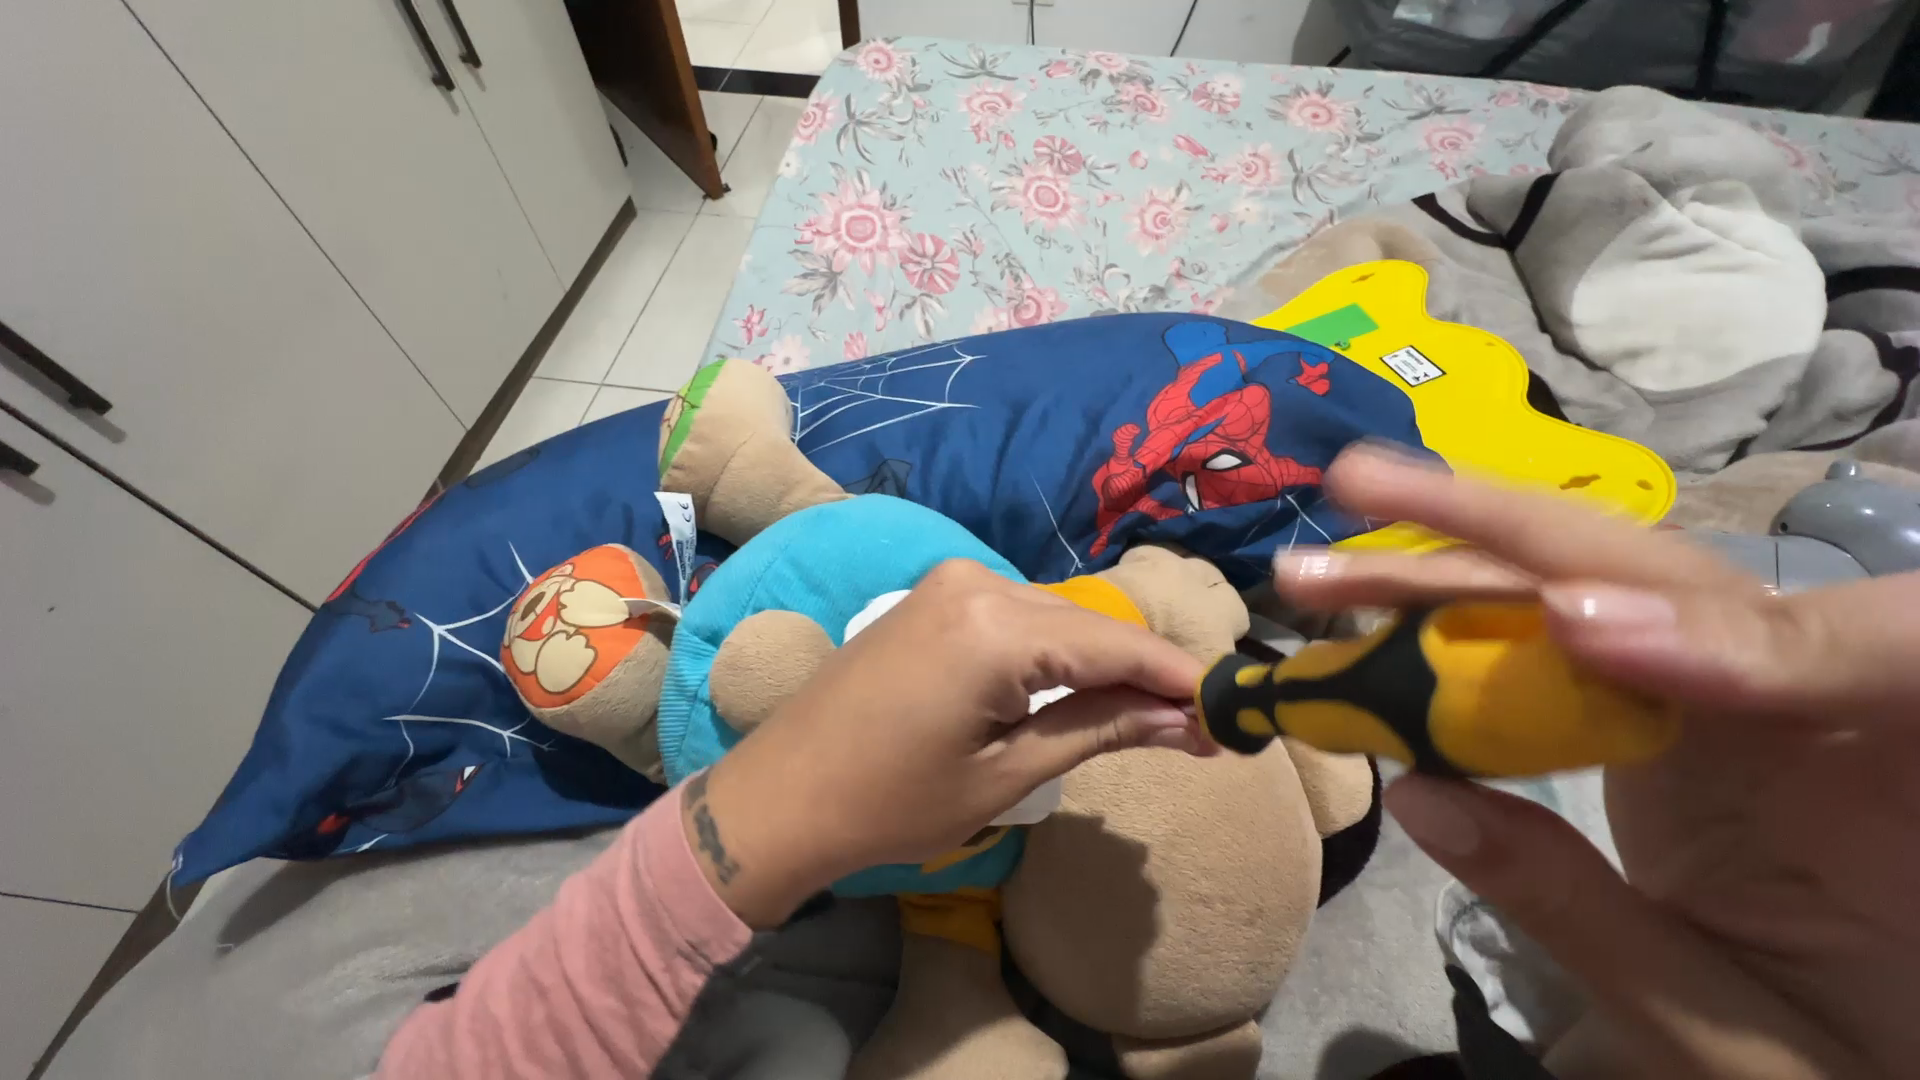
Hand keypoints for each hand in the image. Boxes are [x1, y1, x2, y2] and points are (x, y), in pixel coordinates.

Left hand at [681, 559, 1209, 926]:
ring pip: (1058, 616)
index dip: (1180, 678)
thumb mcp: (1007, 775)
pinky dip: (1056, 649)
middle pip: (1090, 623)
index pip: (1117, 644)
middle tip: (1196, 729)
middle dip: (1144, 672)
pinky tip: (1078, 686)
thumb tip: (1186, 720)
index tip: (1232, 715)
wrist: (780, 794)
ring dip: (1101, 660)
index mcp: (995, 627)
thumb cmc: (890, 802)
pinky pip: (1018, 615)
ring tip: (1147, 715)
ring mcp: (950, 582)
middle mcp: (977, 581)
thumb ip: (1099, 731)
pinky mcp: (934, 595)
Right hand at [1275, 445, 1918, 1079]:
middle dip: (1496, 527)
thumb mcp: (1730, 1039)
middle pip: (1654, 571)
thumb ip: (1583, 913)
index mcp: (1901, 785)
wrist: (1852, 1047)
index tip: (1570, 624)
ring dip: (1439, 565)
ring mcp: (1713, 685)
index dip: (1720, 624)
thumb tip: (1418, 795)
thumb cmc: (1834, 1055)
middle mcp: (1809, 698)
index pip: (1858, 655)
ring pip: (1573, 584)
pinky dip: (1446, 619)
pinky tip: (1368, 615)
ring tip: (1316, 570)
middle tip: (1358, 490)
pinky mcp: (1644, 692)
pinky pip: (1540, 633)